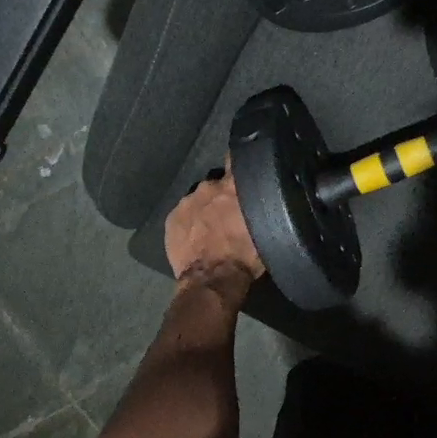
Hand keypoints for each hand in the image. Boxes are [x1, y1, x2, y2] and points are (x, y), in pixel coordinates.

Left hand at [165, 161, 263, 305]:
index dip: (238, 162)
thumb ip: (260, 207)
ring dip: (204, 209)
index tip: (241, 167)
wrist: (211, 280)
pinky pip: (183, 215)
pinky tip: (195, 238)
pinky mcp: (171, 218)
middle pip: (216, 184)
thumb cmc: (245, 256)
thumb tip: (263, 198)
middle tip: (228, 214)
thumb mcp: (265, 229)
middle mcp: (209, 186)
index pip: (235, 158)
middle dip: (221, 195)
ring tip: (210, 229)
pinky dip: (189, 222)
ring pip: (198, 200)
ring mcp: (187, 201)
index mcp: (234, 185)